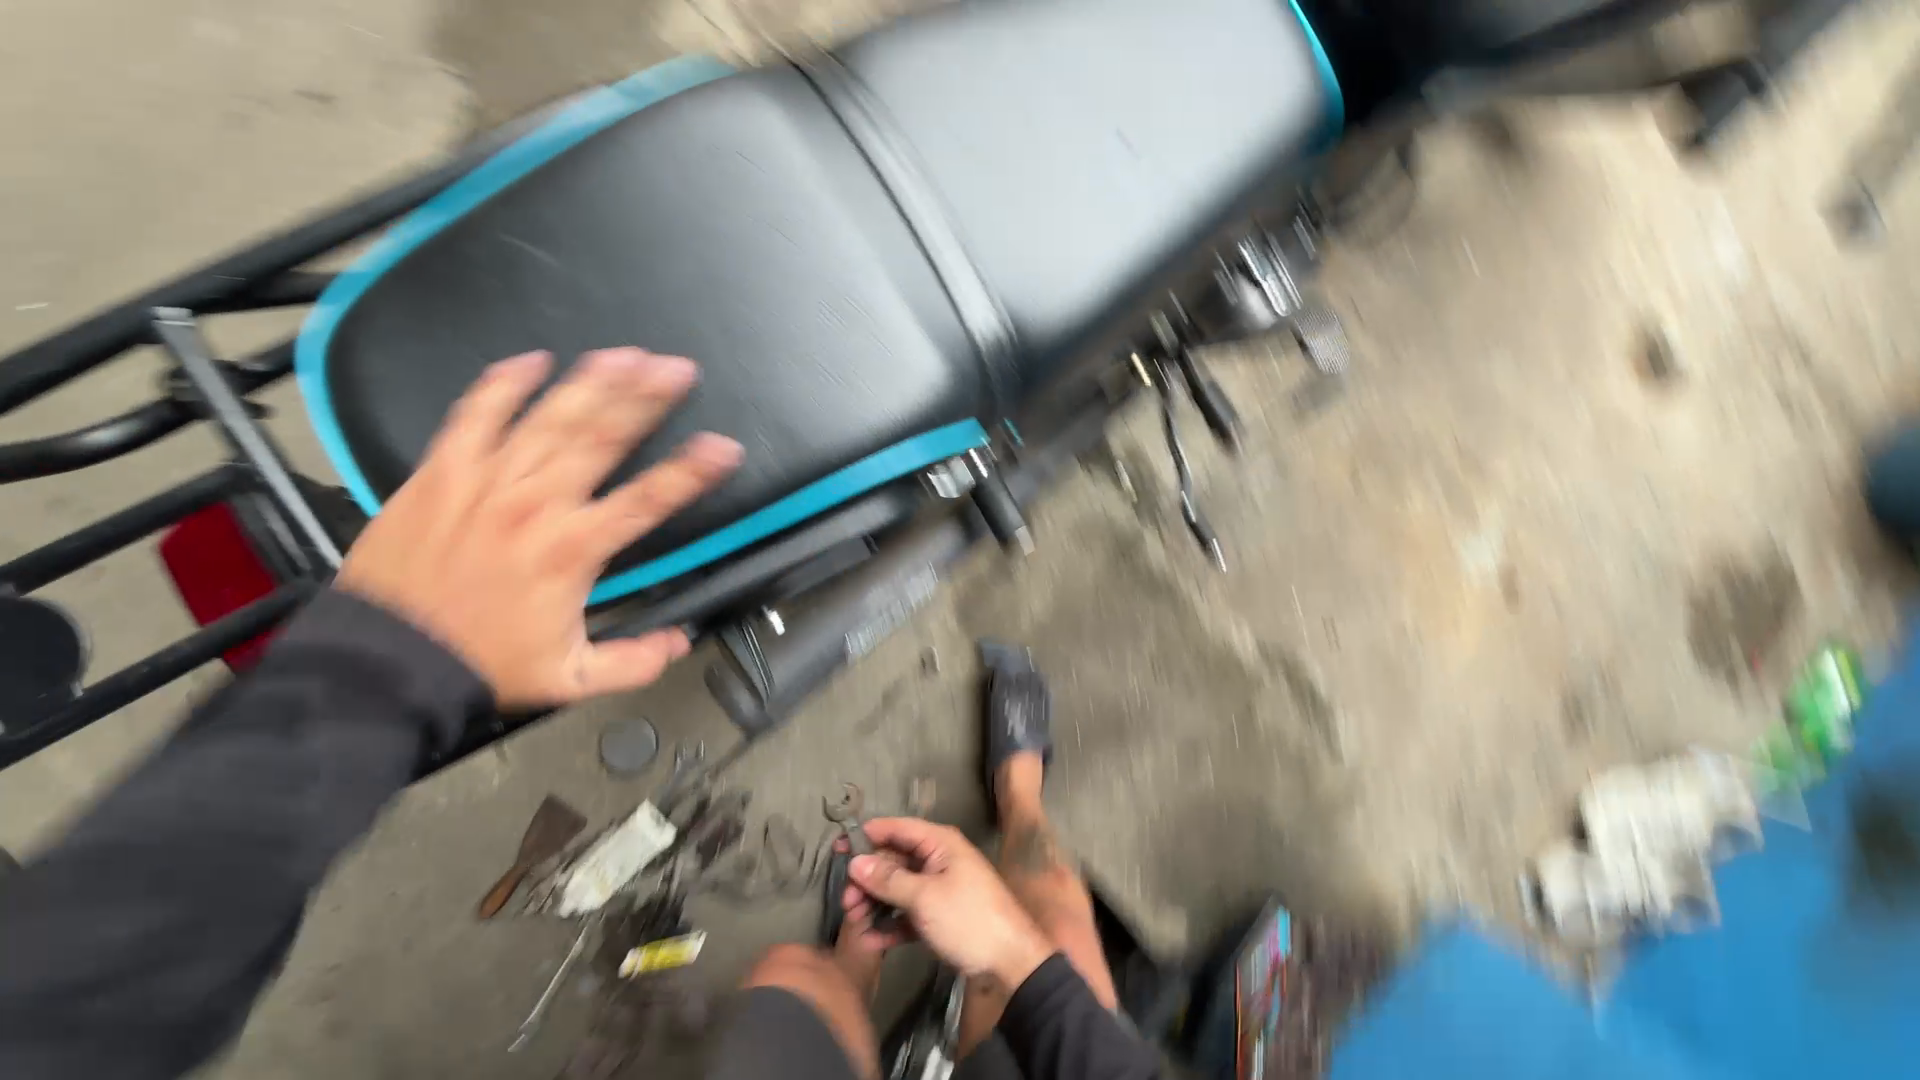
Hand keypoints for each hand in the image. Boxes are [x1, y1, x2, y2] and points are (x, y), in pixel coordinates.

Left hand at [336, 348, 741, 706]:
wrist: (385, 660)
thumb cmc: (479, 662)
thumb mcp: (570, 678)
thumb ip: (634, 660)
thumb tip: (679, 640)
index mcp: (572, 549)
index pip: (649, 499)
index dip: (692, 470)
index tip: (721, 448)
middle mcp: (535, 506)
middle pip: (603, 438)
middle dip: (646, 398)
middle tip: (676, 369)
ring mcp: (486, 483)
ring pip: (547, 418)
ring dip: (590, 383)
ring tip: (624, 355)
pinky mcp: (442, 474)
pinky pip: (474, 416)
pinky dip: (501, 384)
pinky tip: (530, 361)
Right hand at [842, 818, 1053, 992]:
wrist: (1010, 962)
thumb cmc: (969, 918)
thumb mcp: (925, 896)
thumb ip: (889, 879)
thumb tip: (857, 862)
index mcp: (939, 843)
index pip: (896, 828)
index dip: (867, 835)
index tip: (838, 849)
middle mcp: (937, 860)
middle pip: (893, 861)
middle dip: (867, 879)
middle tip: (846, 900)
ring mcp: (938, 889)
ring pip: (897, 889)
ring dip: (874, 903)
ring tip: (854, 921)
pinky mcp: (938, 916)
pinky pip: (907, 914)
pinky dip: (890, 925)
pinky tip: (871, 940)